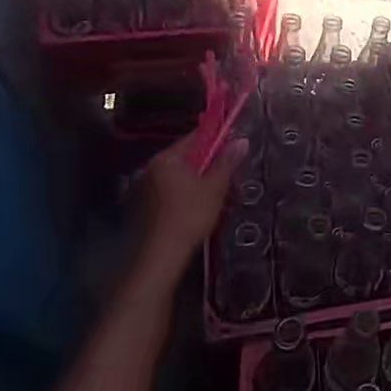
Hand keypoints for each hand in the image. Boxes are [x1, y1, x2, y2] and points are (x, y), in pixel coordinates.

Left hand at [135, 129, 248, 272]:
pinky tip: (202, 202)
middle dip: (210, 160)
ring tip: (220, 188)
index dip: (217, 137)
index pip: (195, 137)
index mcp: (167, 158)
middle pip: (187, 155)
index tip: (235, 143)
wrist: (162, 254)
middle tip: (231, 170)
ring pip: (181, 173)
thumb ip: (227, 162)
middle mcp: (153, 167)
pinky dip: (189, 189)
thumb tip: (242, 140)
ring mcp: (148, 186)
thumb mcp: (214, 187)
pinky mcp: (149, 204)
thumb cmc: (190, 215)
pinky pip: (174, 187)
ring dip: (201, 176)